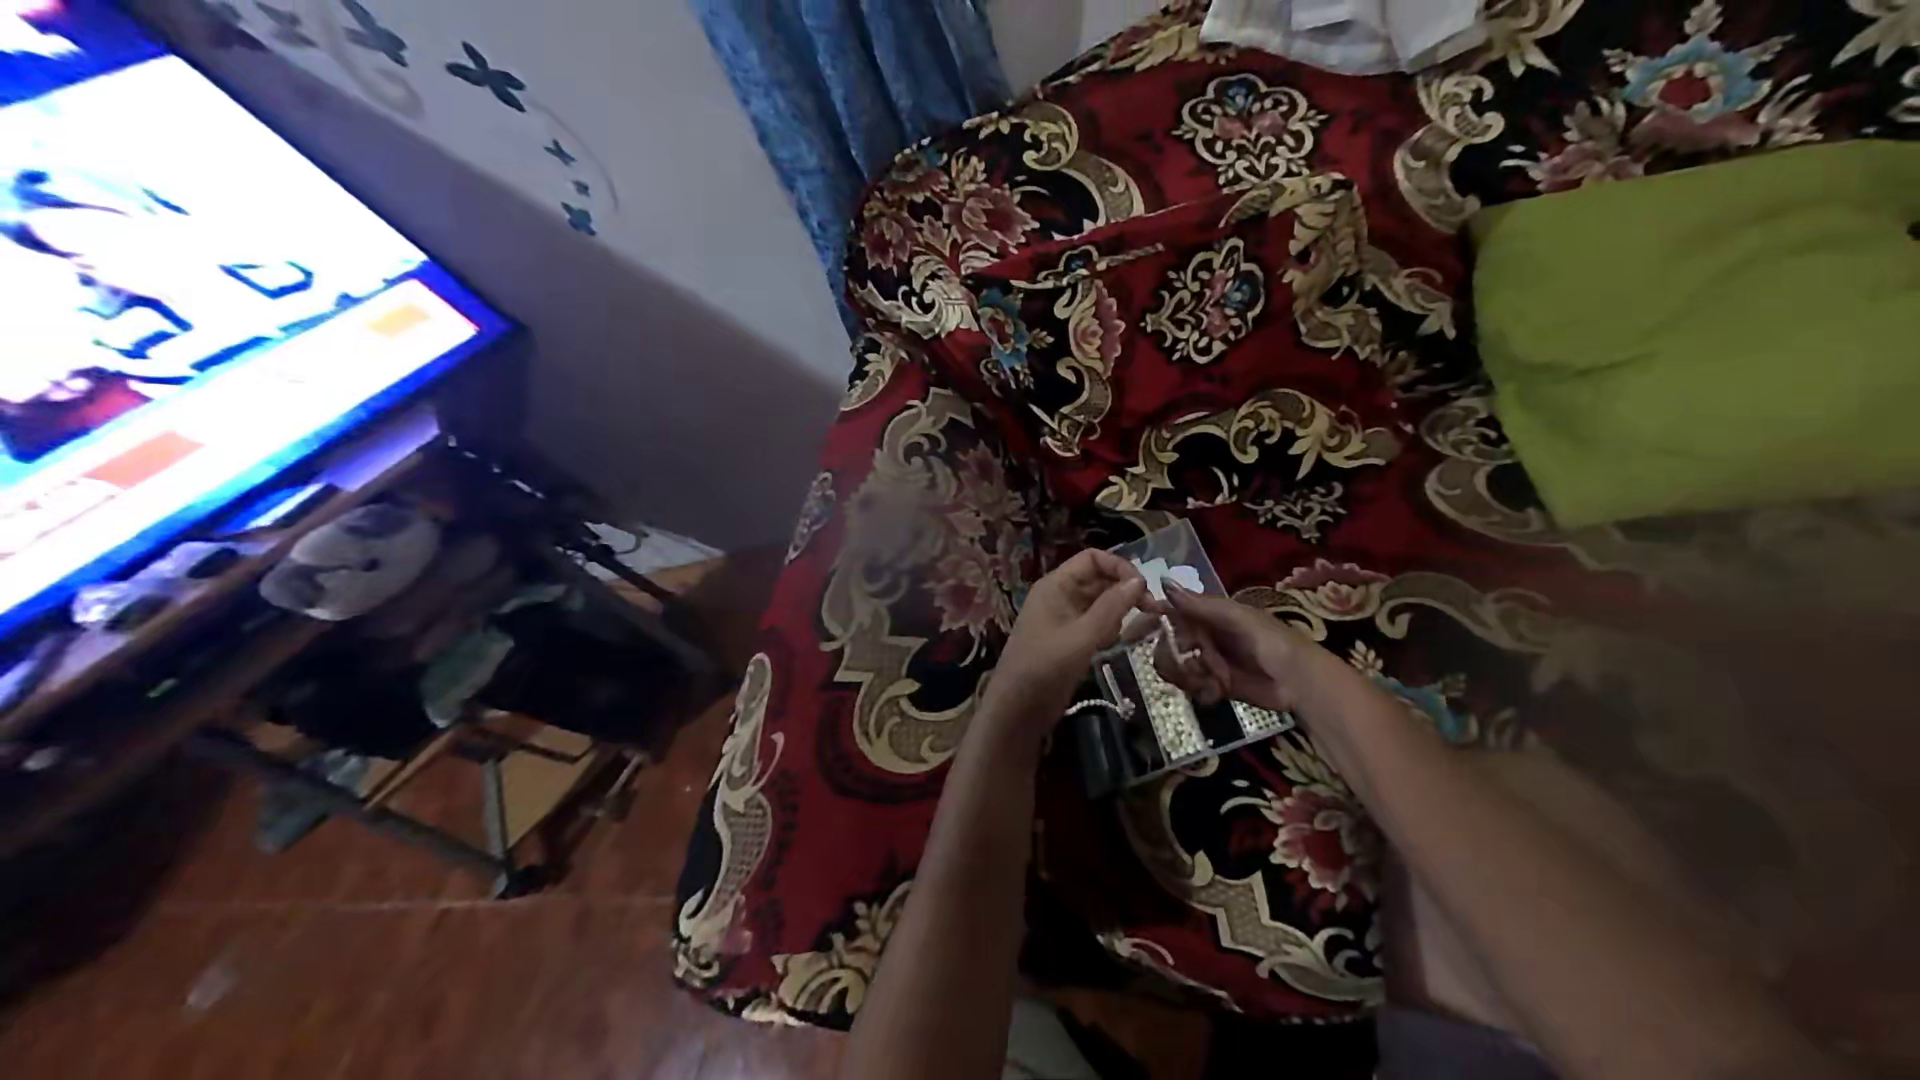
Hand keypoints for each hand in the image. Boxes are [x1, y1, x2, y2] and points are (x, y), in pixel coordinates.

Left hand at [976, 549, 1146, 748]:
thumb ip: (1112, 607)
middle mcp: (1060, 596)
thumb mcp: (1082, 636)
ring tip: (1132, 629)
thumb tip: (1140, 580)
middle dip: (1124, 590)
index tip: (1143, 588)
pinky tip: (1113, 644)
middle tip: (1152, 610)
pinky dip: (1109, 629)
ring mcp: (1064, 618)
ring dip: (1119, 611)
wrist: (1018, 709)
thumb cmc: (1045, 668)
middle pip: (1099, 578)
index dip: (1120, 566)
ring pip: (1100, 602)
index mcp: (1055, 585)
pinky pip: (1096, 623)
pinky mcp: (1070, 640)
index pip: (1092, 558)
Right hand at [1150, 584, 1330, 716]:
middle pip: (1167, 645)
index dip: (1151, 622)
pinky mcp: (1215, 686)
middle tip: (1194, 665)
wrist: (1301, 683)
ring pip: (1176, 668)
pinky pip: (1192, 688)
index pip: (1169, 614)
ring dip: (1188, 676)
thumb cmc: (1272, 641)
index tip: (1134, 633)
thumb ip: (1201, 605)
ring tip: (1211, 681)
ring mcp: (1208, 662)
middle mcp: (1203, 636)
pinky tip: (1217, 693)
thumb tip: (1163, 583)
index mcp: (1207, 614)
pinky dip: (1201, 691)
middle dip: (1174, 658)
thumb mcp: (1237, 618)